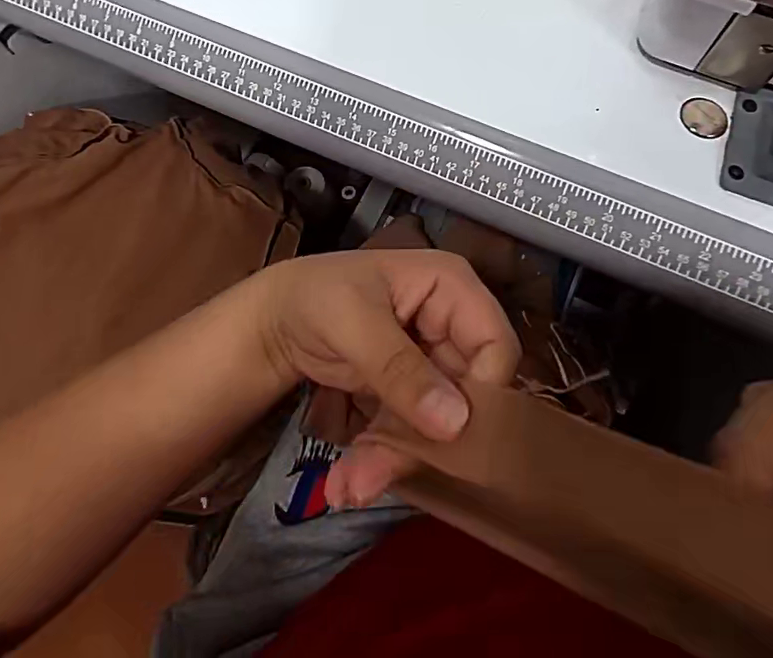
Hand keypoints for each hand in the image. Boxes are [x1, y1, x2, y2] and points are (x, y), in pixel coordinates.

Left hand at [244, 249, 521, 506]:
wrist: (277, 316)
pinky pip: (414, 431)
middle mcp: (453, 323)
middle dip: (426, 441)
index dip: (482, 393)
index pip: (496, 345)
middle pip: (468, 392)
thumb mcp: (353, 323)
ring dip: (398, 458)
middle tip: (376, 476)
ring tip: (352, 484)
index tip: (446, 436)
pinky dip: (384, 456)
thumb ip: (400, 370)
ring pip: (440, 421)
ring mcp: (433, 360)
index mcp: (452, 287)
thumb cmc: (316, 297)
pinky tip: (350, 479)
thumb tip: (455, 423)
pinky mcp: (413, 391)